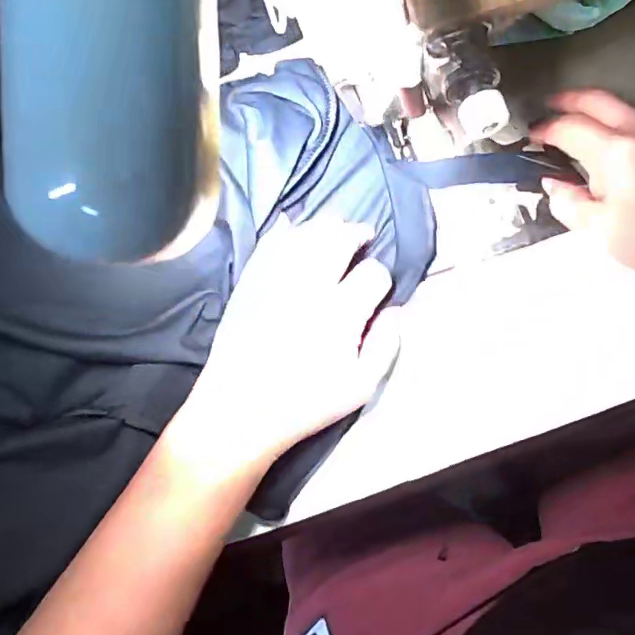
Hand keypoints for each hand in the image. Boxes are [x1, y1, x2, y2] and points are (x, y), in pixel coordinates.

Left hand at [164, 218, 400, 485]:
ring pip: (305, 234)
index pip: (373, 273)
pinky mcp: (250, 282)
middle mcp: (310, 286)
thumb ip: (385, 347)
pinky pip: (269, 243)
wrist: (240, 410)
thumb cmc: (305, 404)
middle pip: (339, 239)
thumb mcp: (360, 388)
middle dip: (357, 233)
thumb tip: (395, 312)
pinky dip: (283, 230)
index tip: (377, 287)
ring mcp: (276, 280)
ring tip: (335, 226)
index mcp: (341, 312)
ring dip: (325, 225)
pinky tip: (292, 226)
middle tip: (364, 234)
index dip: (381, 277)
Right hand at [532, 89, 634, 298]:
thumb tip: (555, 187)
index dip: (545, 129)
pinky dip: (630, 128)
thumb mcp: (604, 233)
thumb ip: (571, 204)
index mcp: (617, 150)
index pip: (569, 127)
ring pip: (627, 110)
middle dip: (568, 100)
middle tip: (550, 107)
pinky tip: (629, 153)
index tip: (532, 136)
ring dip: (601, 114)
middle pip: (597, 100)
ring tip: (586, 132)